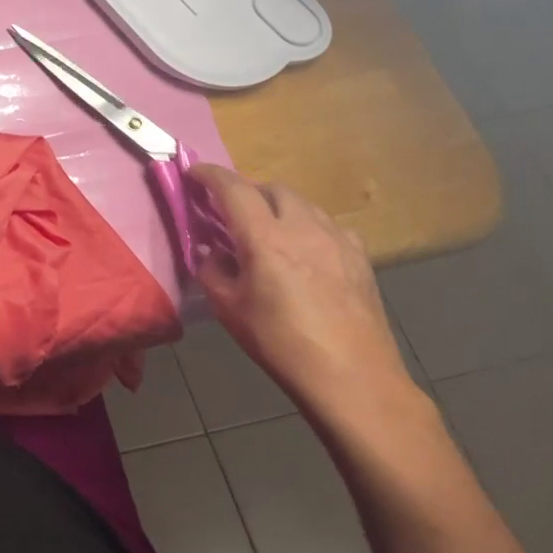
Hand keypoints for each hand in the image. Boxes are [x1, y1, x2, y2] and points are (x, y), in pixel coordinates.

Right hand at [190, 165, 414, 413]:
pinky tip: (304, 248)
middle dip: (245, 190)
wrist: (352, 378)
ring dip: (277, 205)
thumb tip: (212, 252)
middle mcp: (303, 228)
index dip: (208, 175)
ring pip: (303, 203)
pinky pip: (328, 225)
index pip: (232, 188)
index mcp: (265, 238)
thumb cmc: (280, 342)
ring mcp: (337, 241)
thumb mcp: (227, 307)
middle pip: (271, 188)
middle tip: (228, 208)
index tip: (192, 174)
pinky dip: (308, 225)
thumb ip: (212, 269)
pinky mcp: (360, 258)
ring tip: (265, 226)